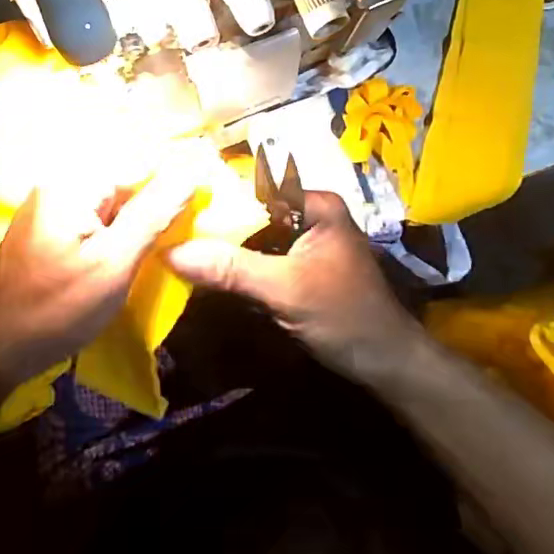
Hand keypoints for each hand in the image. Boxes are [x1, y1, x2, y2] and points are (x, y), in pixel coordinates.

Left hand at [0, 166, 199, 388]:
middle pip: (124, 173)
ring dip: (140, 213)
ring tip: (162, 239)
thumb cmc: (56, 310)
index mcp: (72, 182)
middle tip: (183, 227)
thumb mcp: (114, 264)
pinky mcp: (48, 225)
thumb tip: (193, 168)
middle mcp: (57, 181)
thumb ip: (153, 213)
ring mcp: (49, 203)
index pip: (139, 156)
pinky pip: (94, 212)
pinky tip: (131, 248)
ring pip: (111, 195)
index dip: (176, 174)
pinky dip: (117, 226)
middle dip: (157, 195)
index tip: (205, 195)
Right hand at [167, 191, 423, 378]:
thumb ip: (231, 268)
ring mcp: (303, 242)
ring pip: (251, 237)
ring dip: (221, 247)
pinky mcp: (297, 267)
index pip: (253, 189)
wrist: (386, 364)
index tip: (171, 210)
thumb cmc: (345, 317)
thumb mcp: (285, 290)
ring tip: (176, 248)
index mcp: (315, 204)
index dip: (213, 198)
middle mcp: (309, 214)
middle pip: (249, 213)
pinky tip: (204, 271)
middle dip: (213, 225)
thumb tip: (170, 251)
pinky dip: (235, 265)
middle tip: (167, 232)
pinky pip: (258, 257)